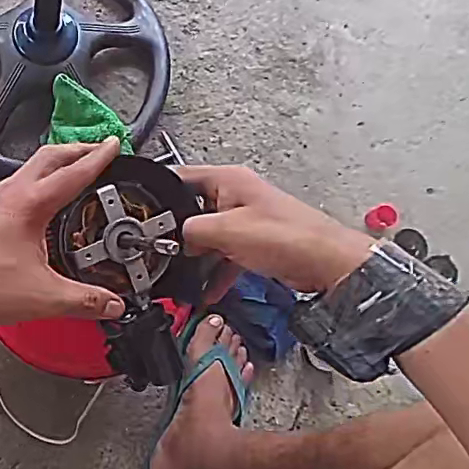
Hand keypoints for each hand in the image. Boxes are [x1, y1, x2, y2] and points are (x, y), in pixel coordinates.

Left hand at [0, 139, 128, 325]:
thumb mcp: (42, 297)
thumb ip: (83, 301)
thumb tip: (111, 304)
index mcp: (28, 205)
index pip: (73, 172)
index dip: (99, 157)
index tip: (114, 145)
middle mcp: (6, 196)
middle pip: (47, 158)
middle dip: (76, 150)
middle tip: (95, 151)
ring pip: (25, 173)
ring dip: (51, 169)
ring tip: (68, 178)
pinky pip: (10, 192)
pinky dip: (31, 190)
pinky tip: (33, 212)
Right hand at [176, 164, 375, 292]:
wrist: (325, 263)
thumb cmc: (288, 237)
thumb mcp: (227, 230)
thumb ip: (192, 230)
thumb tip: (174, 236)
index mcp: (228, 181)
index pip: (182, 177)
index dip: (160, 192)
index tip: (144, 211)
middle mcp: (235, 196)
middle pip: (192, 210)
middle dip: (177, 233)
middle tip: (161, 250)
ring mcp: (243, 220)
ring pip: (207, 237)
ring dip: (195, 258)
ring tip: (180, 274)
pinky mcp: (251, 243)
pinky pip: (223, 256)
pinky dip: (214, 272)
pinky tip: (205, 291)